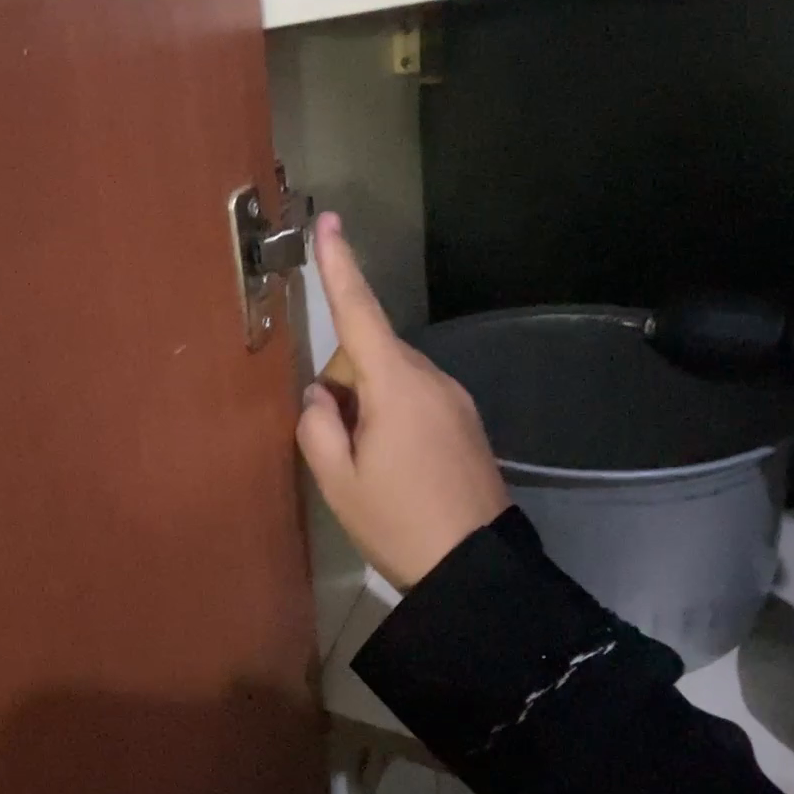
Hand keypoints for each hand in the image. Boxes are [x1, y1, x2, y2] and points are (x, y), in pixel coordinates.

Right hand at [297, 213, 511, 590]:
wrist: (477, 572)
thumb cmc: (399, 522)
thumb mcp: (338, 480)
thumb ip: (316, 426)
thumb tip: (321, 396)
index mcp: (396, 385)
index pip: (359, 312)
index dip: (341, 266)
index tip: (329, 221)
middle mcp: (430, 379)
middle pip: (368, 355)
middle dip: (342, 384)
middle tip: (339, 446)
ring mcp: (454, 400)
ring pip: (390, 379)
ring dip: (367, 406)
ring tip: (369, 466)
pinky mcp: (466, 422)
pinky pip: (415, 399)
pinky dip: (391, 418)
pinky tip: (396, 468)